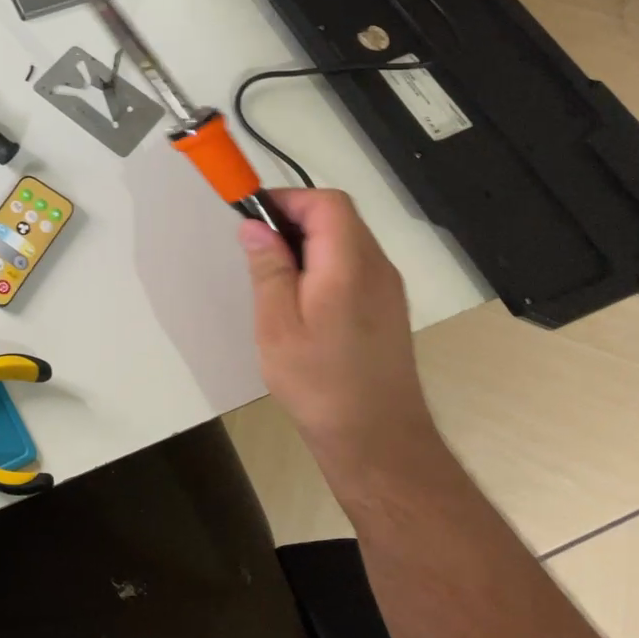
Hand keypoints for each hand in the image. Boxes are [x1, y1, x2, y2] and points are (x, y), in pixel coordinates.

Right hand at [238, 189, 435, 461]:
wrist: (377, 438)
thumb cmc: (320, 382)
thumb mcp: (277, 324)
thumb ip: (268, 269)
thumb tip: (255, 226)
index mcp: (350, 267)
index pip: (327, 203)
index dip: (288, 199)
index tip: (252, 218)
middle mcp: (377, 269)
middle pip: (338, 217)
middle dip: (293, 219)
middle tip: (255, 249)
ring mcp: (386, 289)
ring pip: (345, 240)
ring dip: (306, 242)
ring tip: (272, 276)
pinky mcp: (385, 308)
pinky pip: (352, 264)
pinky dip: (321, 263)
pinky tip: (298, 298)